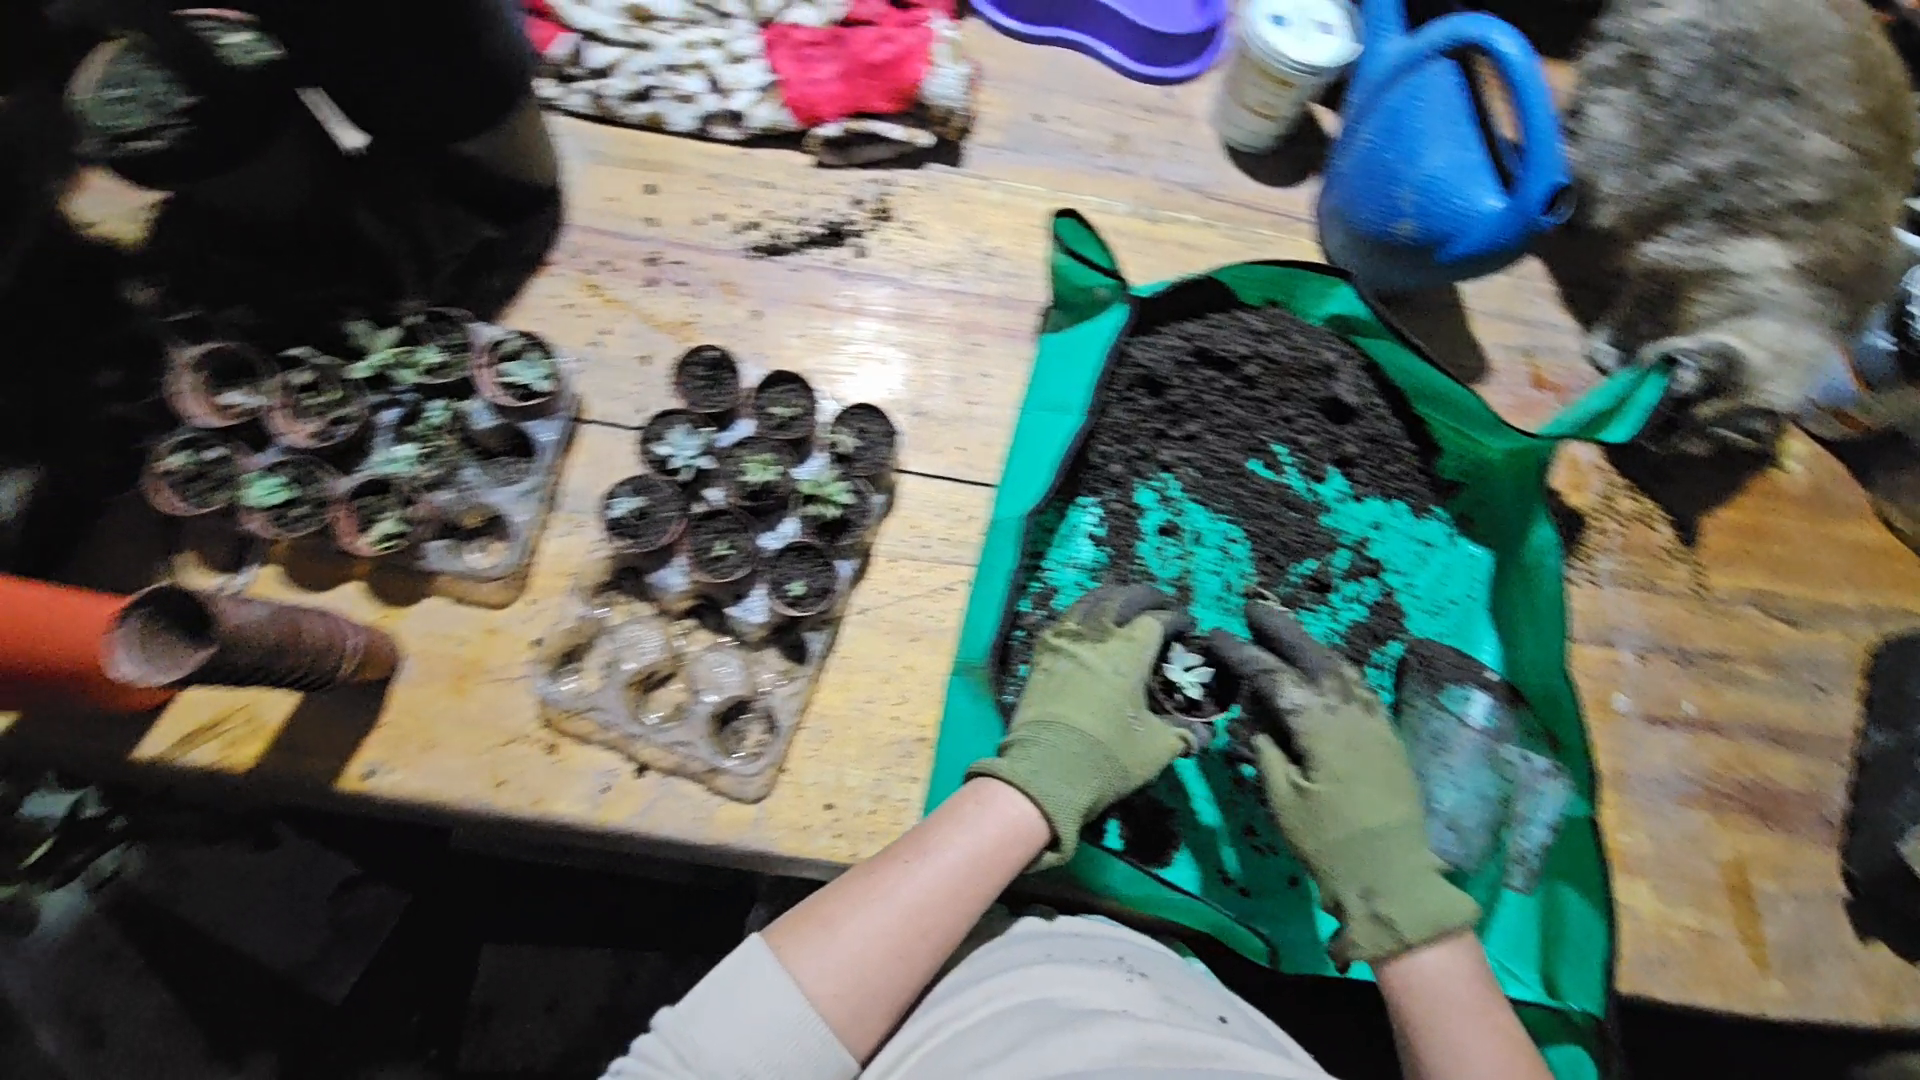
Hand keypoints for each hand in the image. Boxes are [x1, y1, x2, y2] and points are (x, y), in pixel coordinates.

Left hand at [968, 585, 1197, 869]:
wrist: (1048, 770)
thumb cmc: (1109, 756)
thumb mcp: (1157, 748)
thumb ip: (1182, 733)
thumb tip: (1201, 733)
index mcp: (1129, 652)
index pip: (1157, 619)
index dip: (1175, 619)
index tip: (1185, 626)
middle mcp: (1095, 636)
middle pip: (1122, 598)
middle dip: (1145, 596)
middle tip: (1158, 604)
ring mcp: (1064, 642)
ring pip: (1088, 602)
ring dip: (1110, 598)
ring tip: (1122, 605)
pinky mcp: (1040, 655)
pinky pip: (1062, 621)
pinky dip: (1079, 615)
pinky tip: (1087, 624)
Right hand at [1209, 601, 1478, 966]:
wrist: (1393, 876)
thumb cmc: (1327, 841)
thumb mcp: (1282, 796)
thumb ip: (1267, 747)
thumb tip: (1256, 715)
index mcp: (1320, 724)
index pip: (1273, 676)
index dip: (1241, 654)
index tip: (1216, 635)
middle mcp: (1351, 711)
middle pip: (1312, 656)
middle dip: (1281, 629)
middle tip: (1254, 606)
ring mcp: (1375, 719)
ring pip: (1340, 666)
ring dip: (1309, 644)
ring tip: (1283, 630)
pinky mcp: (1387, 733)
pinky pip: (1357, 685)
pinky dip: (1333, 666)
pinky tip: (1321, 666)